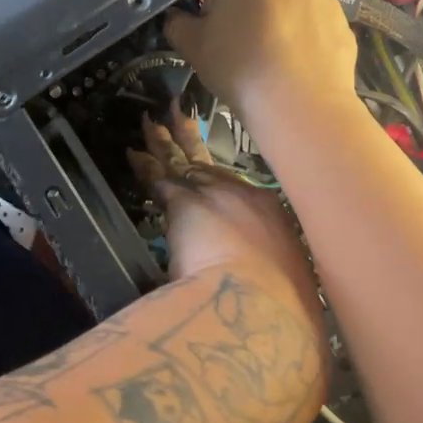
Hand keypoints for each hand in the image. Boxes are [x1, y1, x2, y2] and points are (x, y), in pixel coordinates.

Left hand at [128, 103, 315, 302]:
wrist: (258, 307)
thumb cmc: (280, 307)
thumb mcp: (289, 285)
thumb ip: (278, 275)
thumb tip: (278, 289)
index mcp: (274, 215)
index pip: (242, 189)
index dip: (223, 183)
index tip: (212, 178)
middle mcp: (245, 195)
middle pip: (211, 166)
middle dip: (192, 143)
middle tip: (178, 115)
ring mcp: (214, 193)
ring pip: (183, 161)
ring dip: (164, 144)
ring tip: (151, 123)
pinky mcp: (184, 203)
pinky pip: (159, 178)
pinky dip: (145, 166)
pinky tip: (133, 154)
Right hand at [165, 0, 359, 117]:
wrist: (299, 105)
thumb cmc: (238, 66)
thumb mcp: (192, 47)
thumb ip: (178, 24)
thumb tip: (176, 18)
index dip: (218, 13)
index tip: (217, 39)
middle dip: (253, 15)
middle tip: (244, 52)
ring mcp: (324, 0)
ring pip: (293, 11)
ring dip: (282, 28)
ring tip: (274, 66)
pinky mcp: (345, 27)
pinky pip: (317, 32)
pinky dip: (307, 46)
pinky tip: (297, 73)